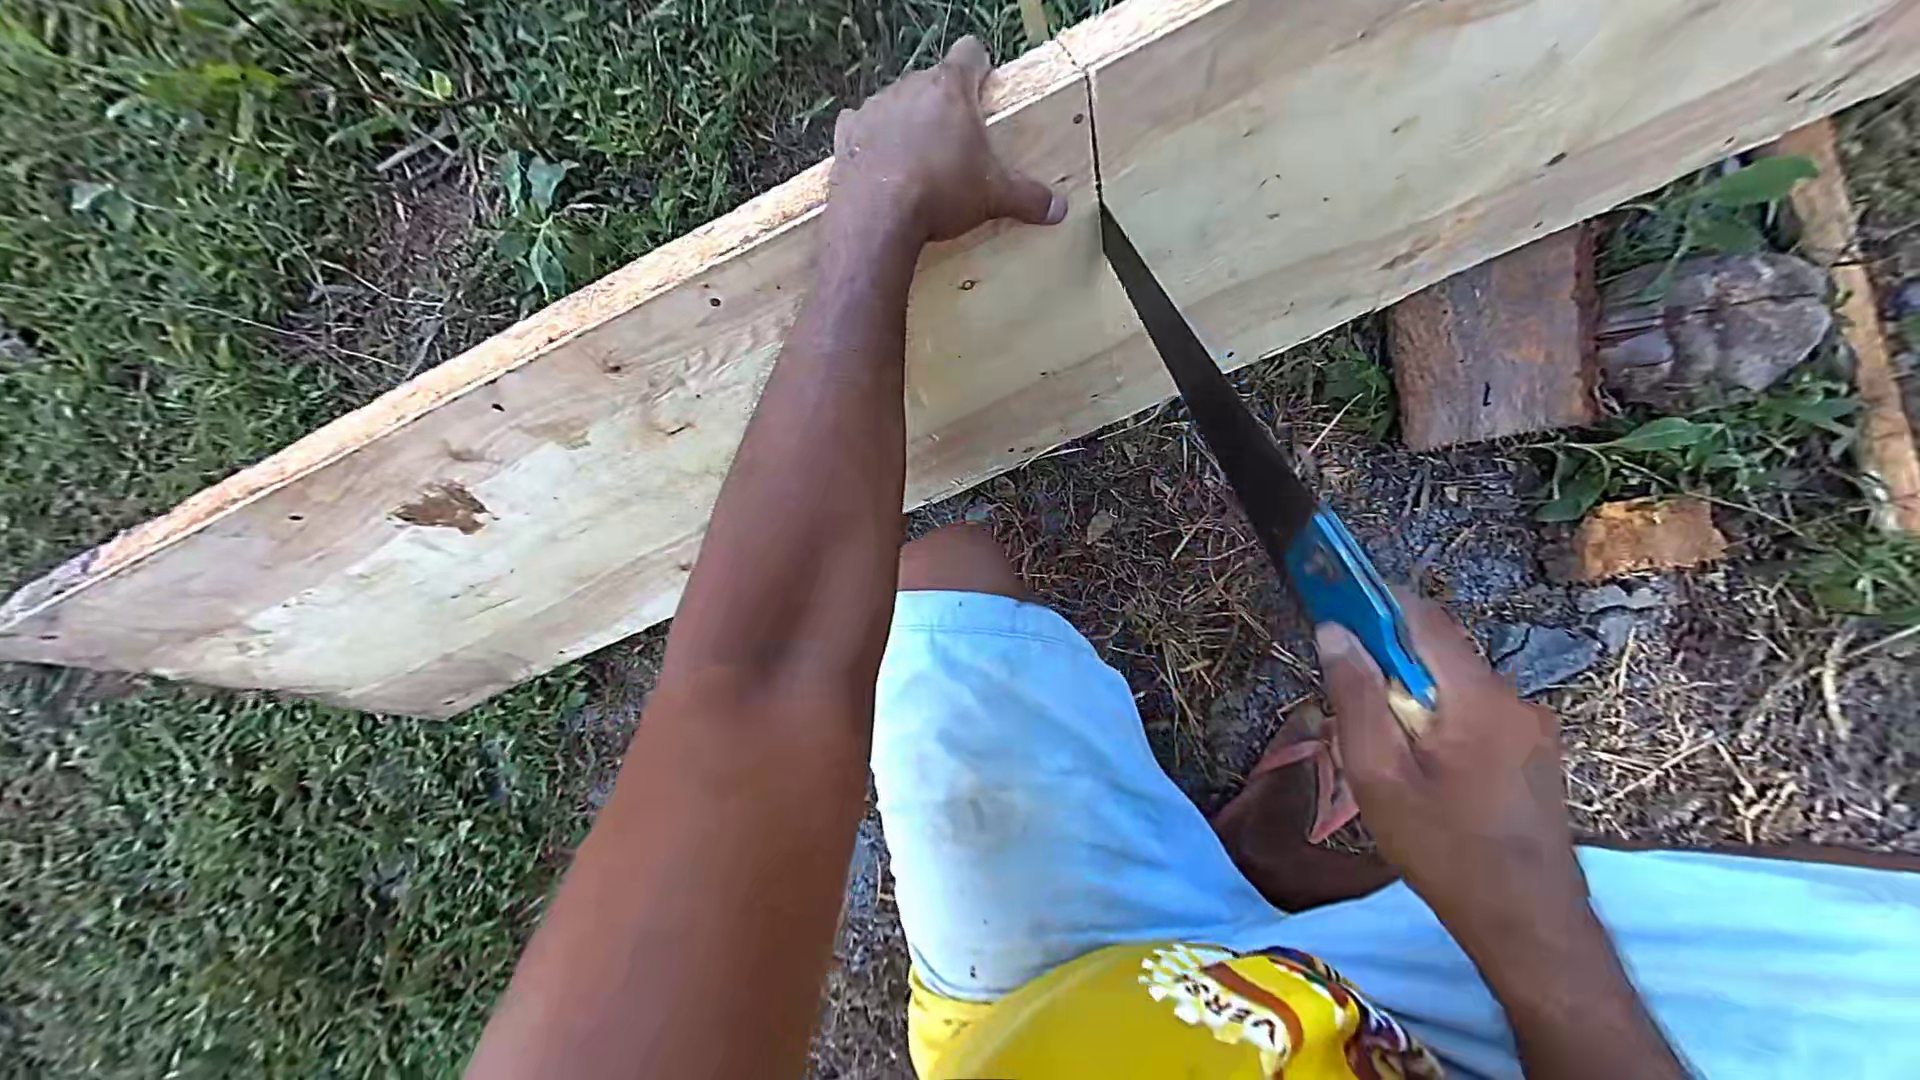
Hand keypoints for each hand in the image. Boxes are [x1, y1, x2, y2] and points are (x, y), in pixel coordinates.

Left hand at [828, 36, 1065, 244]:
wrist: (878, 215)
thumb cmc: (942, 193)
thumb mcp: (993, 196)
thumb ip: (1026, 197)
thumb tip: (1059, 210)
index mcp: (950, 89)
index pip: (971, 54)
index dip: (980, 67)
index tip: (985, 85)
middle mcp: (910, 86)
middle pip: (932, 82)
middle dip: (943, 107)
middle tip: (955, 144)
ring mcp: (874, 108)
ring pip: (896, 105)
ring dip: (907, 125)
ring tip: (917, 163)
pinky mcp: (848, 136)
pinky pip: (860, 128)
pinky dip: (870, 143)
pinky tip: (879, 165)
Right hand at [1317, 593, 1585, 944]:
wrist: (1527, 925)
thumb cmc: (1441, 846)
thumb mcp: (1377, 770)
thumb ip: (1355, 694)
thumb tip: (1334, 630)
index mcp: (1479, 699)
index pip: (1423, 619)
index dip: (1374, 602)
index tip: (1332, 602)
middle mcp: (1514, 701)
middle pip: (1435, 653)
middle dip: (1384, 663)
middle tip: (1347, 703)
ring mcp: (1529, 728)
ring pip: (1449, 684)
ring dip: (1406, 695)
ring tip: (1379, 747)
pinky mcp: (1530, 751)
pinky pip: (1469, 710)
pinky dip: (1432, 716)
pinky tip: (1416, 764)